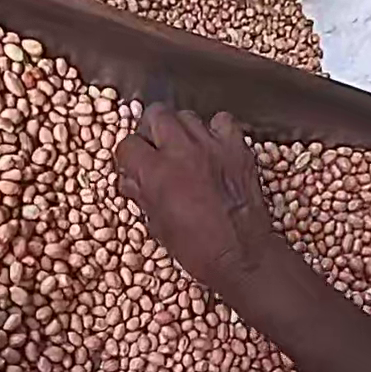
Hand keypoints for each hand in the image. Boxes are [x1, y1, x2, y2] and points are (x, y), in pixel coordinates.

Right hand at [114, 102, 285, 295]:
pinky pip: (221, 122)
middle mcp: (182, 151)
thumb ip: (142, 195)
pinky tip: (212, 149)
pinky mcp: (237, 147)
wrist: (242, 256)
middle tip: (155, 150)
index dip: (128, 157)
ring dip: (180, 130)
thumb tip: (131, 181)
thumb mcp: (159, 226)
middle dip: (151, 131)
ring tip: (184, 151)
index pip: (128, 145)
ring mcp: (212, 146)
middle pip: (156, 115)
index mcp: (156, 172)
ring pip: (186, 116)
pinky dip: (214, 131)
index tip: (132, 166)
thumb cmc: (198, 250)